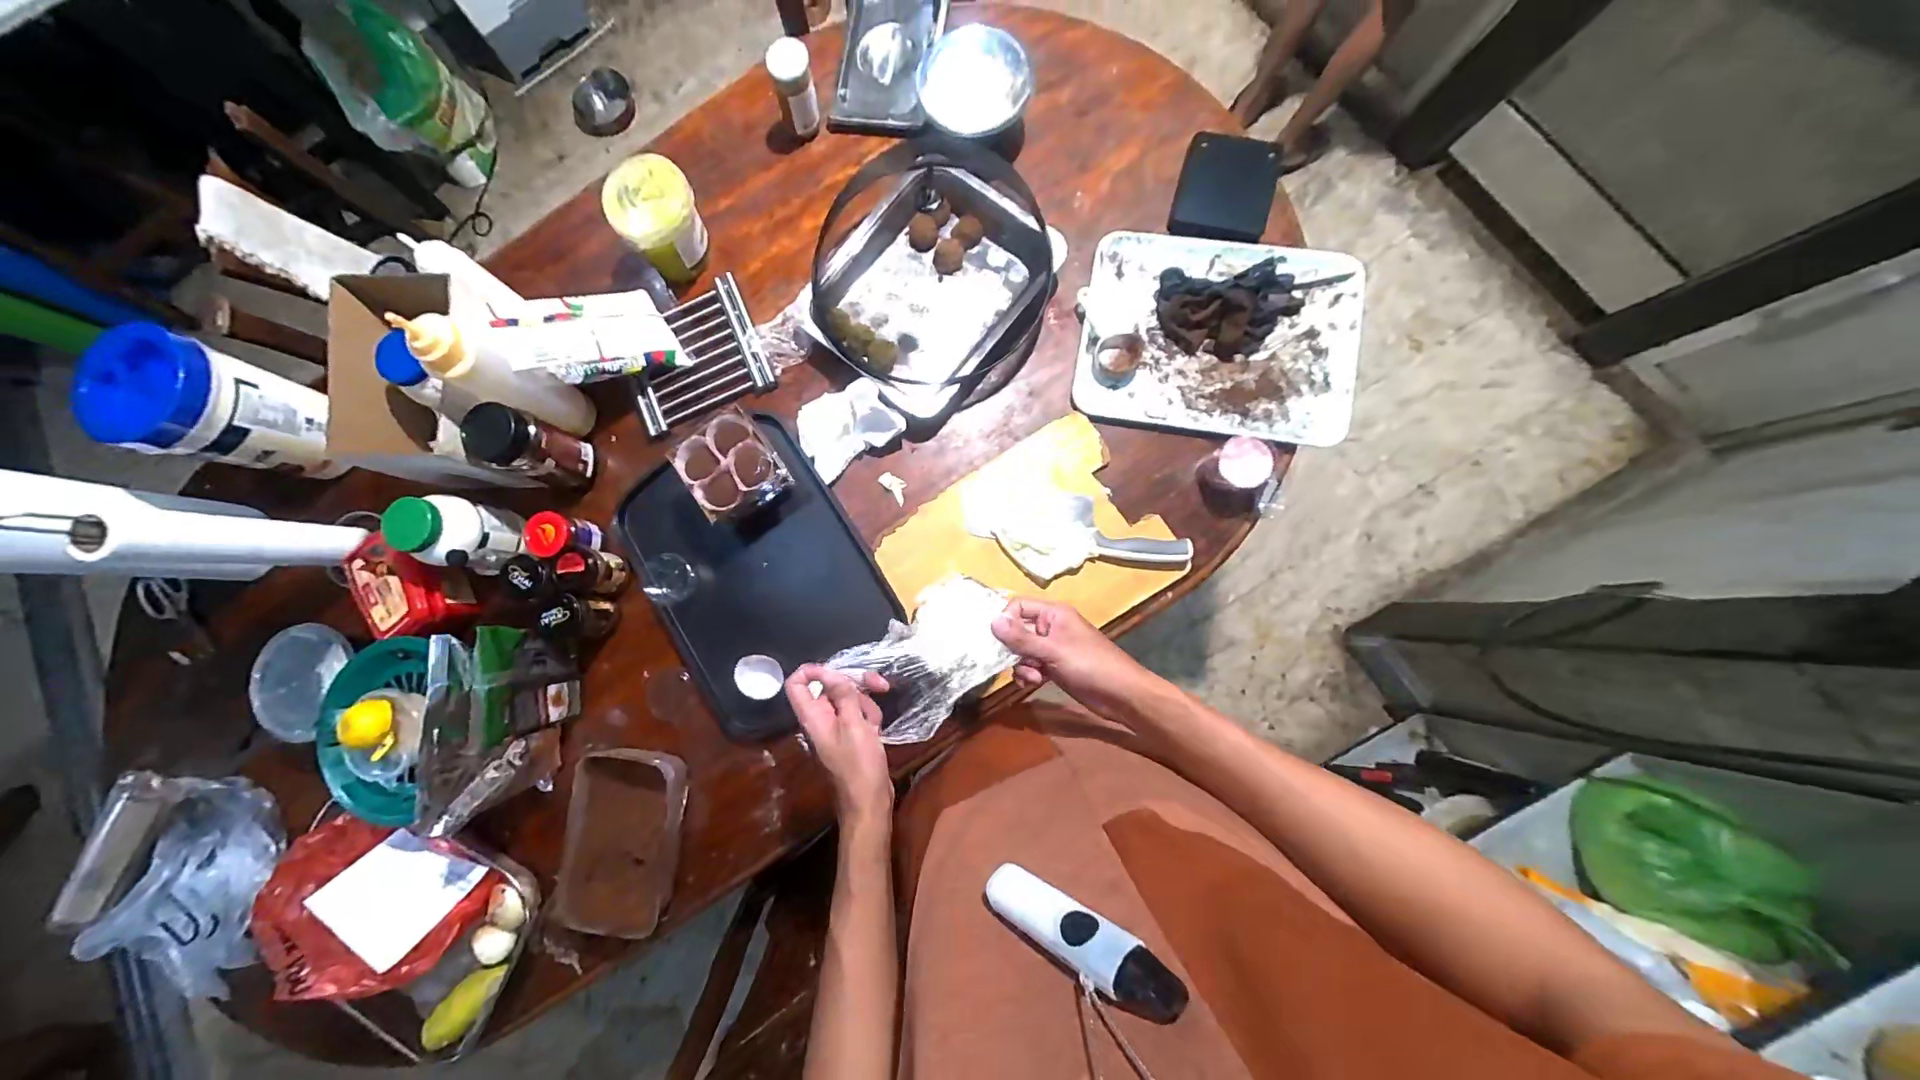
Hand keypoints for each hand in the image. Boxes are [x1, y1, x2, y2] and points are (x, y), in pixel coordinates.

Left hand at [786, 664, 892, 825]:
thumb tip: (830, 672)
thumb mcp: (854, 725)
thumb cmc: (859, 765)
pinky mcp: (851, 733)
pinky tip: (877, 730)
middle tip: (879, 684)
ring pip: (848, 697)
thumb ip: (843, 696)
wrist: (870, 800)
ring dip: (866, 702)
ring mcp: (837, 726)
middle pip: (830, 686)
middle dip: (854, 683)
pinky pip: (858, 712)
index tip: (838, 669)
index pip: (797, 684)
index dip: (813, 670)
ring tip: (875, 722)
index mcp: (813, 716)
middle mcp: (821, 718)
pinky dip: (869, 715)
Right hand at [990, 598, 1156, 715]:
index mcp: (1053, 613)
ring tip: (1032, 676)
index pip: (1018, 606)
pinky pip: (1030, 666)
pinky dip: (1028, 674)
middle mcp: (1051, 627)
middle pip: (1017, 630)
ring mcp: (1052, 648)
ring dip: (1021, 665)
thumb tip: (992, 620)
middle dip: (1013, 648)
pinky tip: (1034, 683)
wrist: (1121, 695)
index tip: (999, 640)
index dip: (1006, 620)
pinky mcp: (1054, 667)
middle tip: (1013, 662)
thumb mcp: (1052, 651)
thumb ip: (1021, 638)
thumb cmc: (1090, 665)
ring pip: (1022, 651)